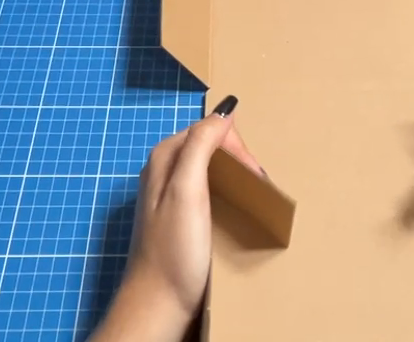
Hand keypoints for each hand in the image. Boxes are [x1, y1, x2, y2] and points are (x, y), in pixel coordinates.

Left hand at [93, 98, 264, 341]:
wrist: (158, 306)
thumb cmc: (175, 249)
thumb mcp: (188, 190)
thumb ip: (201, 144)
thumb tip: (224, 108)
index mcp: (165, 155)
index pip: (209, 128)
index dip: (234, 145)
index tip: (253, 173)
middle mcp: (163, 168)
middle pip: (209, 144)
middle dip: (236, 159)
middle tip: (256, 185)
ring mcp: (168, 193)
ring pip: (209, 167)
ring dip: (232, 175)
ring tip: (249, 196)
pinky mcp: (176, 217)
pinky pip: (205, 188)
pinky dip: (223, 192)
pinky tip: (232, 210)